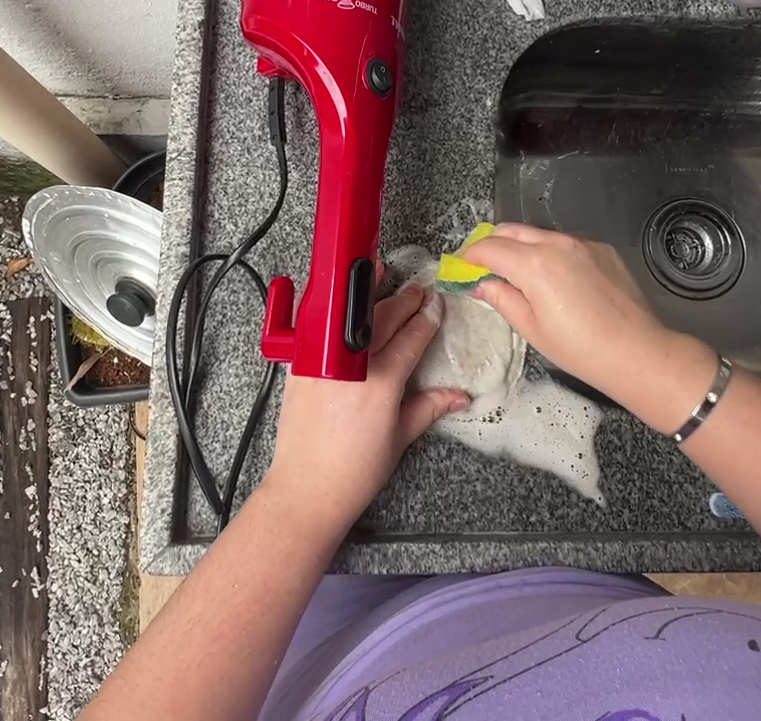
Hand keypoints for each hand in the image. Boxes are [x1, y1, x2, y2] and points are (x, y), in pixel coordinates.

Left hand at [262, 286, 469, 529]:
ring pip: (351, 315)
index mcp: (382, 381)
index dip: (428, 318)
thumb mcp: (399, 438)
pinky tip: (341, 296)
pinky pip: (318, 326)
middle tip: (418, 292)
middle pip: (384, 318)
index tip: (436, 305)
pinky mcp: (299, 364)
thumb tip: (460, 396)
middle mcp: (352, 364)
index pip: (412, 337)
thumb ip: (428, 408)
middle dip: (405, 301)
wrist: (307, 487)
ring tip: (380, 272)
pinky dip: (333, 309)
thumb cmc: (354, 471)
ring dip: (369, 292)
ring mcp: (322, 360)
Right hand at [463, 223, 717, 431]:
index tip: (463, 268)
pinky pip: (565, 243)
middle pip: (511, 231)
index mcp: (534, 264)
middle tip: (485, 267)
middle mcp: (557, 243)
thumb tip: (480, 284)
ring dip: (522, 248)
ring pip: (538, 234)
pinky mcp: (602, 249)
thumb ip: (501, 298)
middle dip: (492, 245)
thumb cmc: (580, 349)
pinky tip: (558, 281)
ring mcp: (583, 243)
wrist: (638, 352)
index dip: (470, 257)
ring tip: (521, 276)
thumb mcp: (531, 328)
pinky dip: (550, 253)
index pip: (489, 248)